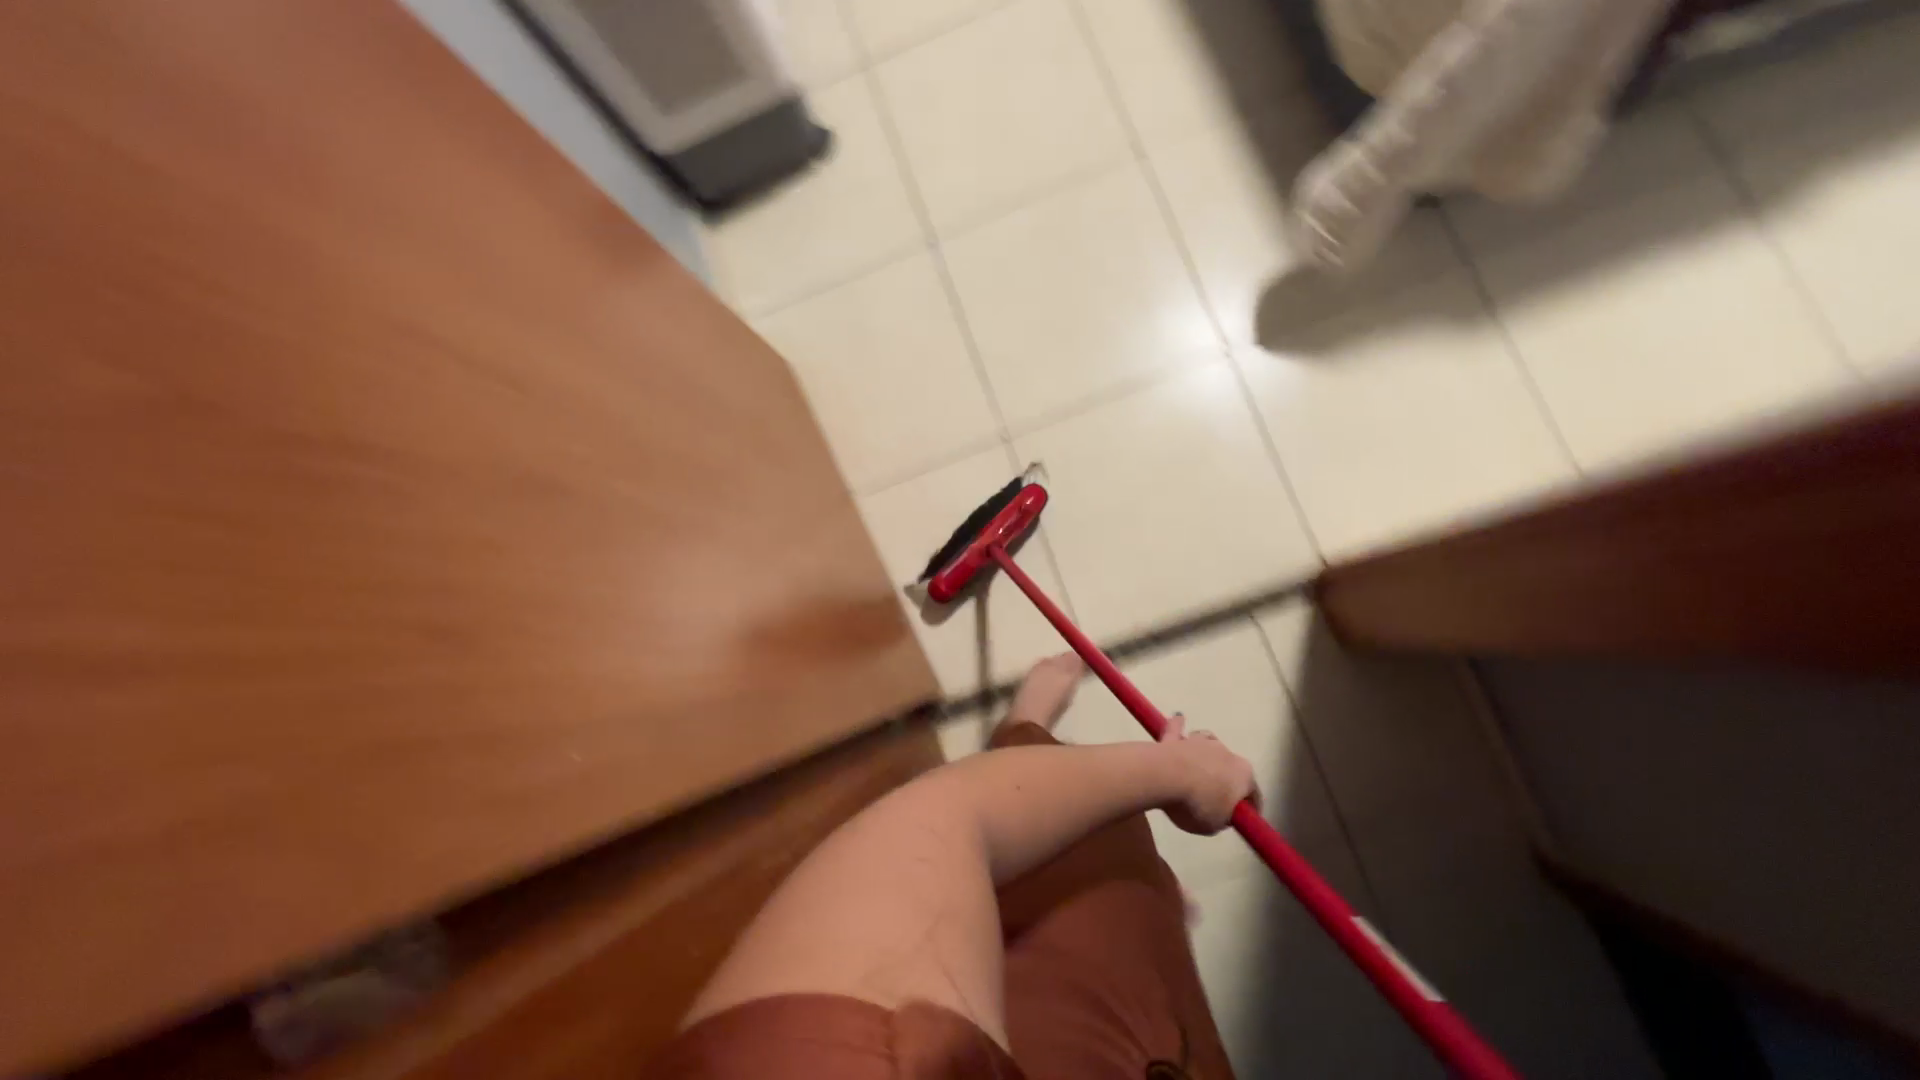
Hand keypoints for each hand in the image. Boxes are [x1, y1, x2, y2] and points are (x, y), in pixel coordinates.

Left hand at [1156, 713, 1258, 835]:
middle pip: (1230, 768)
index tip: (1240, 820)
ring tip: (1198, 765)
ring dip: (1205, 754)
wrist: (1165, 775)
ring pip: (1207, 745)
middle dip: (1225, 781)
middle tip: (1213, 799)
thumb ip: (1220, 819)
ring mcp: (1199, 742)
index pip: (1253, 794)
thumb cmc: (1196, 804)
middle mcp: (1226, 752)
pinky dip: (1178, 726)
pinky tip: (1178, 719)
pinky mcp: (1175, 737)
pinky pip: (1177, 730)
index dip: (1248, 809)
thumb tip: (1218, 813)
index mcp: (1243, 775)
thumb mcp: (1213, 826)